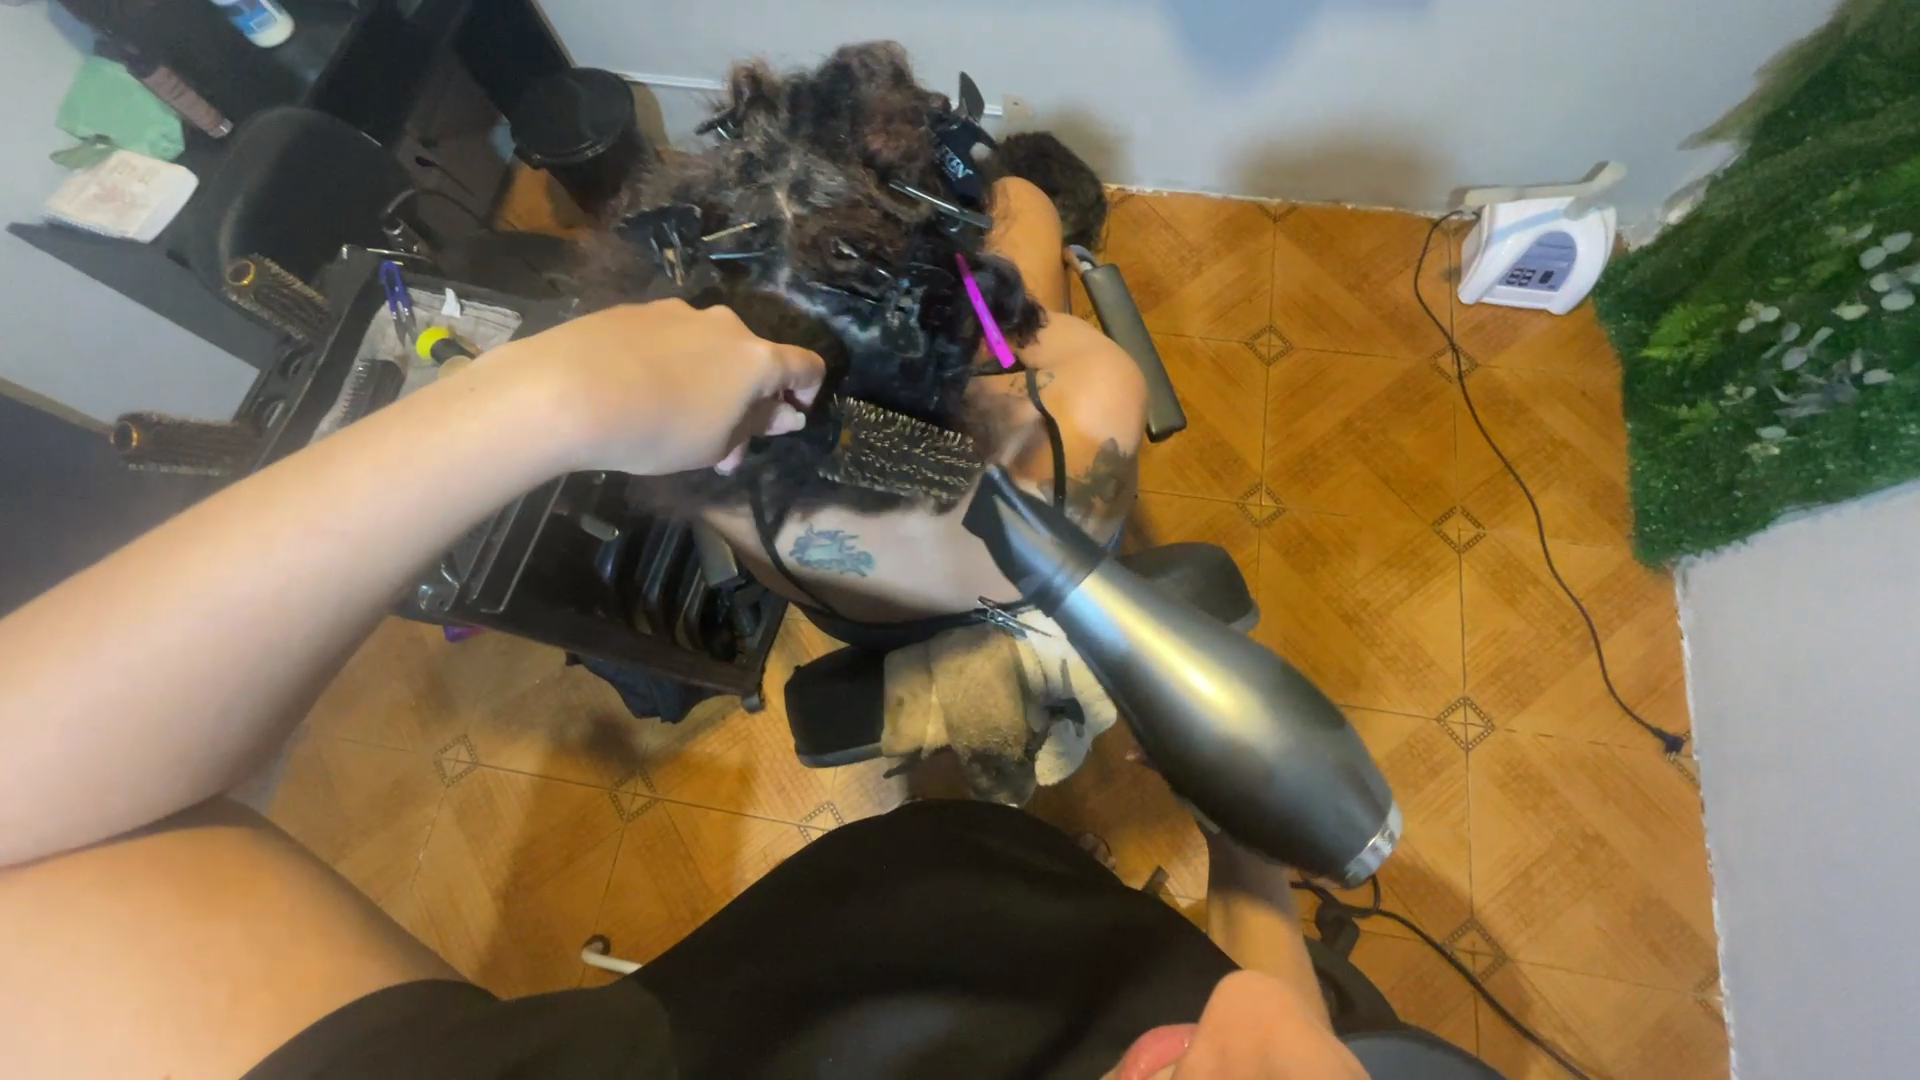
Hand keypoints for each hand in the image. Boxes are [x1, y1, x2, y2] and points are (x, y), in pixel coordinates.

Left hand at [484, 299, 825, 474]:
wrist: (565, 391)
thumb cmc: (660, 429)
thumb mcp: (717, 444)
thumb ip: (757, 426)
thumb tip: (787, 415)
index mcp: (757, 358)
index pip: (807, 366)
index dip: (809, 393)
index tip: (788, 420)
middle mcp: (726, 325)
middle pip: (754, 361)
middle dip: (748, 401)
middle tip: (724, 446)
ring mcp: (678, 312)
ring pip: (711, 351)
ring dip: (710, 385)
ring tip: (677, 422)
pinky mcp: (635, 312)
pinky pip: (671, 341)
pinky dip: (673, 367)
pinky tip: (641, 396)